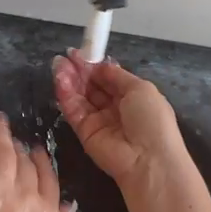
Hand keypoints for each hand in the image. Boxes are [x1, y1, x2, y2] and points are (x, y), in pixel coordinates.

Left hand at [0, 113, 72, 211]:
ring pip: (6, 153)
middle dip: (21, 147)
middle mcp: (30, 195)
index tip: (36, 151)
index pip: (48, 178)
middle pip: (27, 164)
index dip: (42, 162)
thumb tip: (68, 206)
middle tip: (14, 136)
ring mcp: (4, 188)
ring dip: (2, 133)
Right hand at [52, 50, 186, 187]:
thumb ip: (117, 76)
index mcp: (133, 97)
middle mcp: (115, 108)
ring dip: (69, 80)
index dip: (95, 65)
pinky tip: (60, 79)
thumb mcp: (140, 89)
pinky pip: (73, 111)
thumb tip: (101, 64)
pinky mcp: (84, 133)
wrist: (147, 159)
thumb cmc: (151, 120)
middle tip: (65, 57)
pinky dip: (66, 95)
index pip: (108, 78)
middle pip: (92, 86)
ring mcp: (99, 121)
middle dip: (79, 71)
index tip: (80, 52)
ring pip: (80, 97)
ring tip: (59, 65)